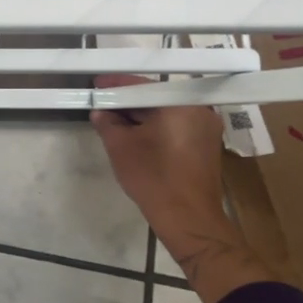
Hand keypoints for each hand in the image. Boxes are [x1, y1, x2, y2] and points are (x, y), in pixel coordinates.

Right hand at [90, 74, 226, 226]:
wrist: (187, 217)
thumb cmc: (153, 176)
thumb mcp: (119, 145)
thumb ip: (107, 122)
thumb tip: (101, 112)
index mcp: (181, 105)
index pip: (142, 86)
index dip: (115, 85)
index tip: (96, 85)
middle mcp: (200, 112)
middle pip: (157, 99)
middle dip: (128, 102)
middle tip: (102, 103)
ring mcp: (207, 130)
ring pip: (167, 114)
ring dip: (141, 116)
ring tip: (114, 120)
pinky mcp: (206, 146)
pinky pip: (176, 127)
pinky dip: (155, 127)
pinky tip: (135, 135)